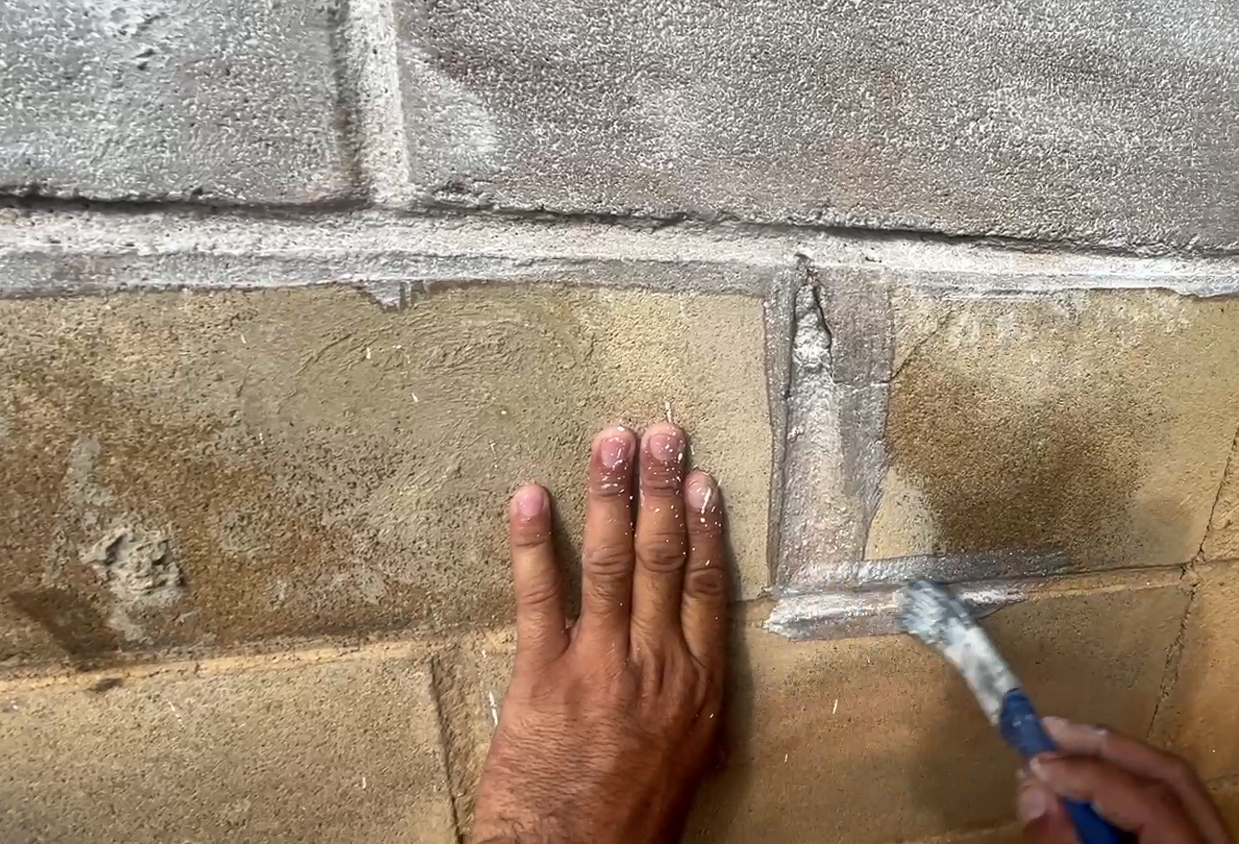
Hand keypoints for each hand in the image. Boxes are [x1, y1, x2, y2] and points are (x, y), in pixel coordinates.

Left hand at [471, 423, 727, 843]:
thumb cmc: (636, 813)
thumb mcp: (693, 752)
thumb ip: (697, 687)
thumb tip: (703, 641)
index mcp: (699, 679)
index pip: (709, 582)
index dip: (705, 523)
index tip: (700, 477)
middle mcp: (657, 661)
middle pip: (663, 557)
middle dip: (662, 489)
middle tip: (662, 433)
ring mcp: (600, 665)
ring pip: (609, 564)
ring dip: (610, 498)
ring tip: (611, 443)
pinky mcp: (541, 679)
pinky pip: (538, 600)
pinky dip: (533, 545)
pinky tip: (529, 498)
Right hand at [1019, 717, 1231, 843]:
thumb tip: (1030, 786)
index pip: (1145, 798)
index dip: (1085, 774)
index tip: (1033, 762)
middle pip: (1167, 773)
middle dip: (1103, 745)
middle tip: (1045, 730)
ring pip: (1172, 783)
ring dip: (1113, 759)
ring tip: (1061, 748)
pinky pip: (1171, 805)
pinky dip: (1128, 787)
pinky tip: (1090, 785)